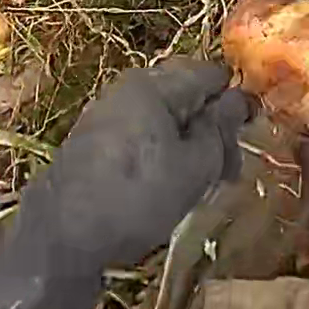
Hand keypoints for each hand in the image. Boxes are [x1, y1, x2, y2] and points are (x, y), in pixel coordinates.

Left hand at [21, 59, 250, 269]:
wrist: (60, 234)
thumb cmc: (135, 196)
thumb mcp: (193, 167)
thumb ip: (219, 130)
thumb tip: (239, 99)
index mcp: (155, 83)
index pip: (210, 73)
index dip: (235, 101)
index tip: (248, 137)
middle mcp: (131, 85)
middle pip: (187, 92)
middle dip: (212, 126)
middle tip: (227, 171)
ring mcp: (111, 107)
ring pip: (166, 113)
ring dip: (189, 141)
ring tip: (200, 182)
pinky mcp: (99, 134)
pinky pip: (144, 128)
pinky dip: (163, 148)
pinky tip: (167, 183)